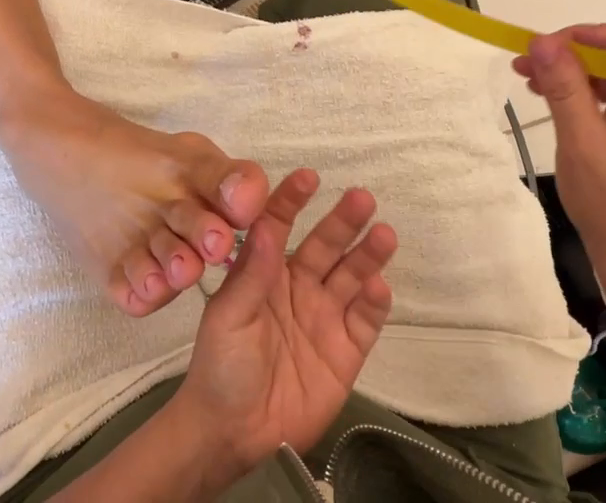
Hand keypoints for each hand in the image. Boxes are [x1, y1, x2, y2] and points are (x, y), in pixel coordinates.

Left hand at [171, 169, 397, 469]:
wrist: (235, 430)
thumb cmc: (221, 364)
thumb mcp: (228, 315)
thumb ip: (251, 273)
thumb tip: (266, 223)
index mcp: (262, 273)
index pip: (279, 226)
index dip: (292, 200)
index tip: (308, 176)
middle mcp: (296, 288)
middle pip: (324, 247)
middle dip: (342, 222)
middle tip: (362, 197)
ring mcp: (323, 318)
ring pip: (351, 277)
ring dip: (367, 256)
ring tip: (384, 233)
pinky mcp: (346, 351)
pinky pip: (365, 322)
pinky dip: (374, 304)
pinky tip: (379, 287)